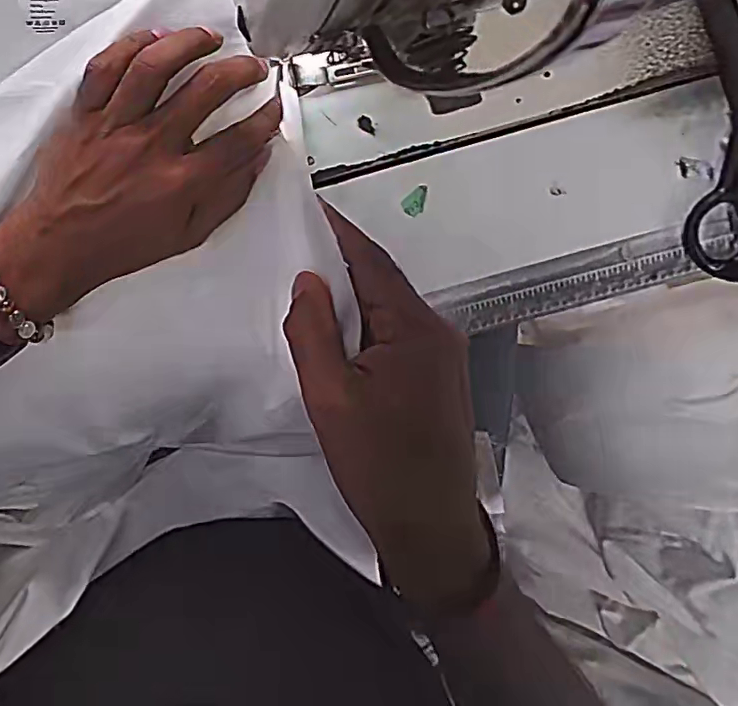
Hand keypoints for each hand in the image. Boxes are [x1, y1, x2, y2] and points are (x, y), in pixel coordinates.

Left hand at [0, 27, 282, 332]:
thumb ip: (227, 197)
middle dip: (241, 70)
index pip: (238, 139)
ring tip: (207, 39)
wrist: (57, 246)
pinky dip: (131, 46)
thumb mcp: (186, 234)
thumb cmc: (116, 243)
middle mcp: (149, 147)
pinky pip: (106, 68)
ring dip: (189, 43)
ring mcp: (115, 127)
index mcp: (178, 182)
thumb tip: (255, 160)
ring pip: (155, 66)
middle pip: (207, 88)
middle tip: (250, 67)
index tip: (271, 107)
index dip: (265, 117)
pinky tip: (151, 40)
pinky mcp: (85, 115)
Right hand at [284, 203, 493, 617]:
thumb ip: (313, 331)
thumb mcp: (330, 396)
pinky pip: (393, 328)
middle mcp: (435, 331)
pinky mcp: (434, 374)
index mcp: (413, 328)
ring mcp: (440, 354)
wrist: (431, 532)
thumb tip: (307, 280)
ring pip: (387, 304)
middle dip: (341, 256)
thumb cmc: (378, 464)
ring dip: (351, 288)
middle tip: (297, 237)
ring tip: (308, 274)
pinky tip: (336, 323)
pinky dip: (363, 316)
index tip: (310, 204)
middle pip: (382, 278)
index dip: (339, 230)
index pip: (371, 262)